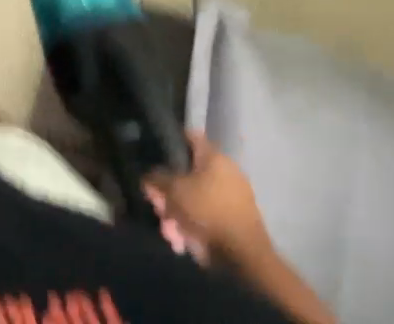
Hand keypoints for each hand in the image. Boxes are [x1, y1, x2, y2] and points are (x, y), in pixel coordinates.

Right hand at [146, 131, 271, 264]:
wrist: (244, 255)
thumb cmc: (207, 211)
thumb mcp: (173, 190)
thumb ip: (156, 178)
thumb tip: (149, 176)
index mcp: (215, 157)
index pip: (189, 137)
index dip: (169, 141)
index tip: (153, 154)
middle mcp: (226, 172)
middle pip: (186, 174)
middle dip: (168, 193)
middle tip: (158, 208)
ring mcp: (233, 197)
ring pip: (194, 198)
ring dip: (177, 215)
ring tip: (170, 233)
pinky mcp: (235, 219)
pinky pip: (206, 216)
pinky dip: (192, 226)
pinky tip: (182, 241)